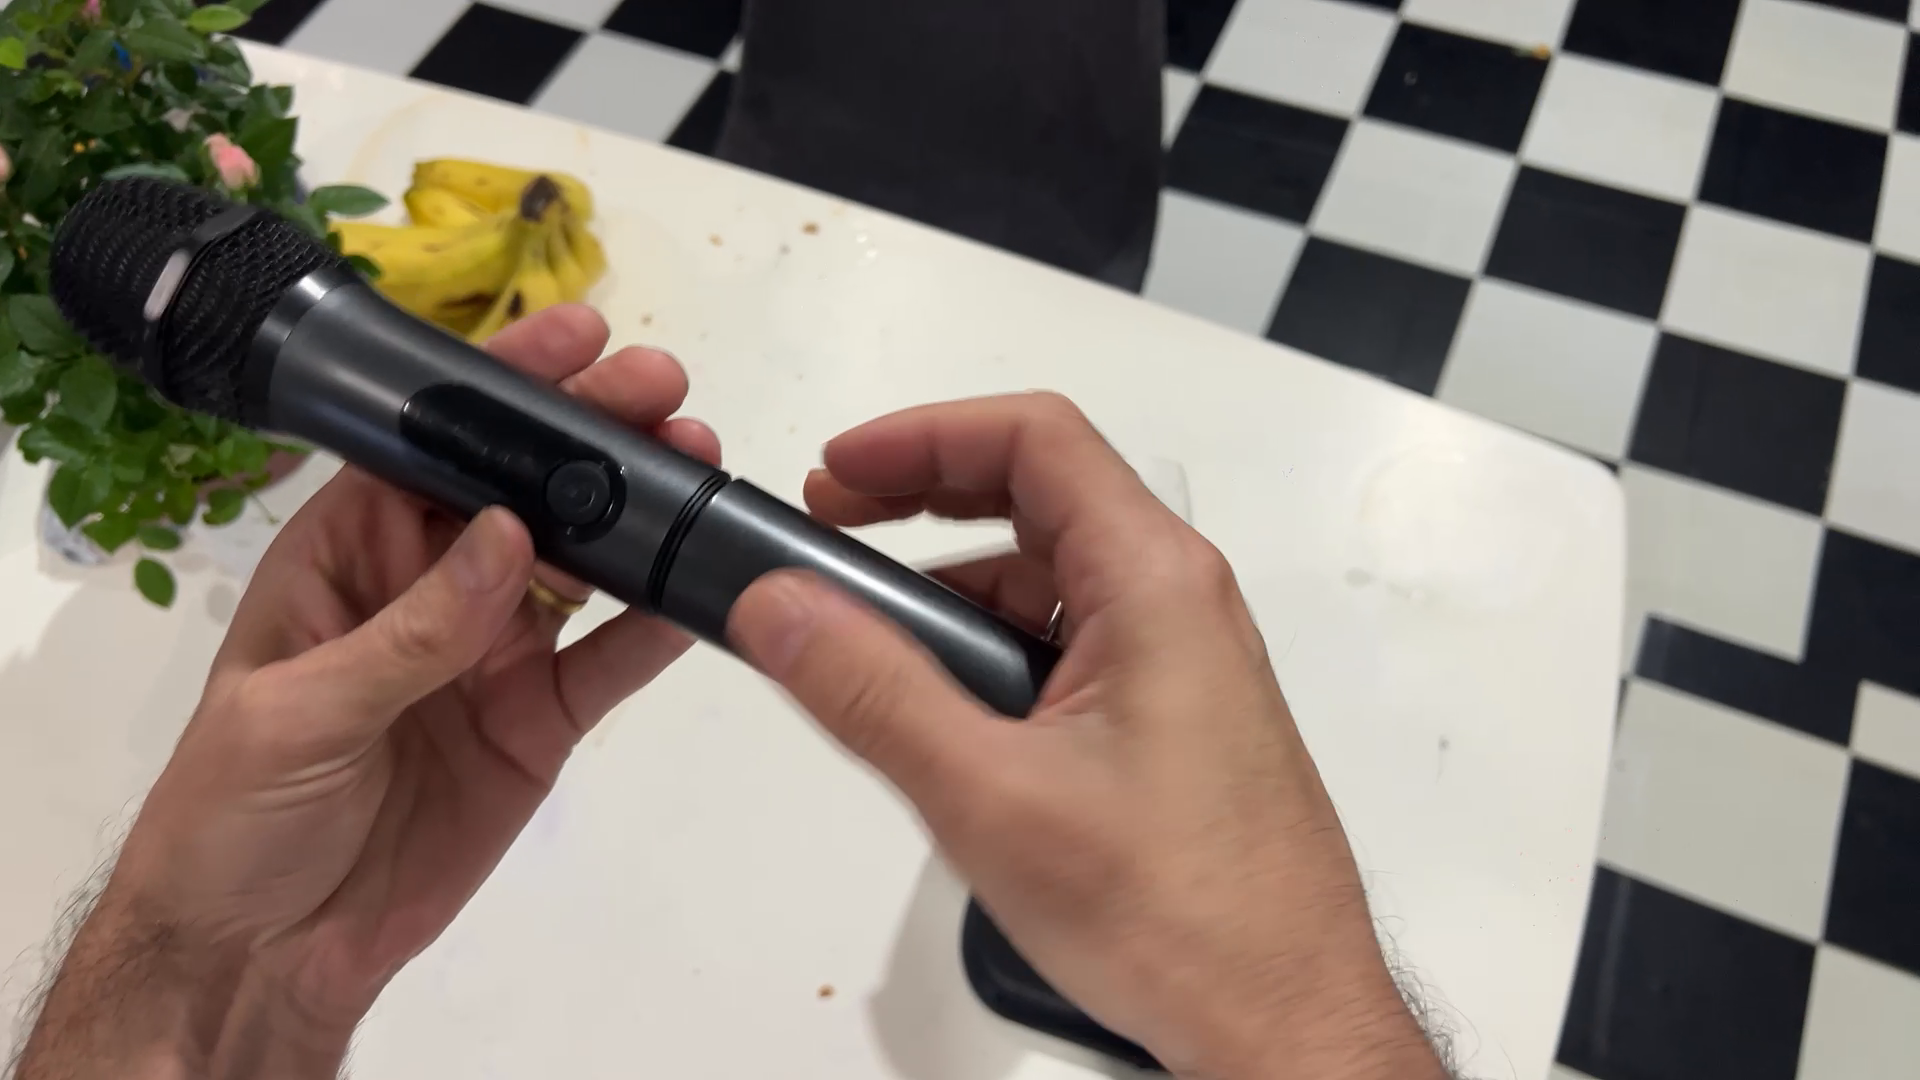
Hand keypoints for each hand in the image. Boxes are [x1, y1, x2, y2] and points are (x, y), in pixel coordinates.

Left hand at [16, 306, 718, 1078]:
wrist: (284, 950)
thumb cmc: (240, 817)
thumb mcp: (295, 710)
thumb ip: (412, 625)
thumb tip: (514, 535)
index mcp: (358, 555)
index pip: (437, 448)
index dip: (505, 387)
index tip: (582, 338)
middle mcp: (446, 585)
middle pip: (533, 494)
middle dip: (598, 439)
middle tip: (670, 398)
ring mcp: (508, 646)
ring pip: (589, 565)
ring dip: (644, 521)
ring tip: (701, 474)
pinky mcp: (552, 708)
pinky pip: (614, 660)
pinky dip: (659, 629)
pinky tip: (703, 595)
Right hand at [729, 394, 1444, 1079]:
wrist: (1282, 1022)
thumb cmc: (1172, 915)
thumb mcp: (990, 797)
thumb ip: (872, 693)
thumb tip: (777, 605)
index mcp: (1151, 578)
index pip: (1034, 438)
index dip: (925, 432)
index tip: (838, 468)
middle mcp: (1171, 592)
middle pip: (1035, 487)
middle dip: (924, 486)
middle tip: (830, 517)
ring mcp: (1169, 645)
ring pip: (1043, 561)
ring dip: (950, 564)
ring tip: (863, 608)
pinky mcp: (1159, 696)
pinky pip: (1059, 626)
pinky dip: (986, 626)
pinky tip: (935, 679)